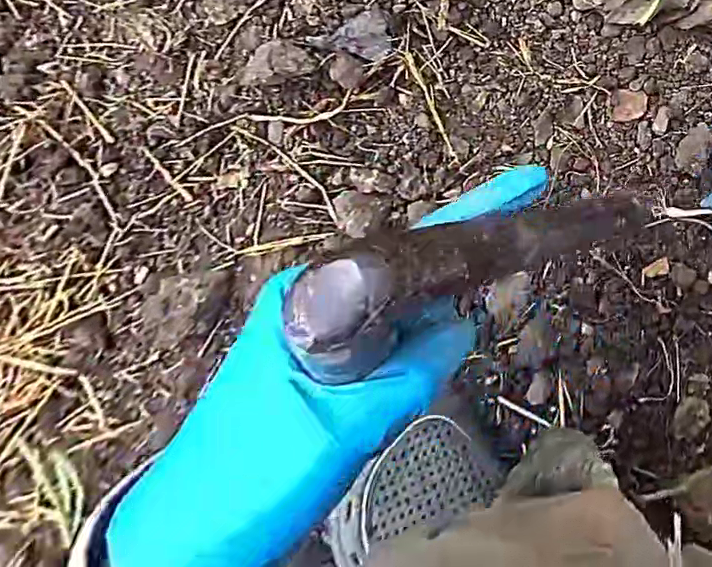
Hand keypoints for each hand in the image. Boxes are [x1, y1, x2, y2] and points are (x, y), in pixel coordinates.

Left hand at [105, 165, 549, 566]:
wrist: (181, 543)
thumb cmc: (252, 472)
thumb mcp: (343, 422)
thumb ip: (411, 369)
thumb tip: (462, 325)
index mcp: (313, 293)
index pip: (413, 242)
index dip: (478, 210)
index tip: (530, 181)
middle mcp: (319, 298)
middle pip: (417, 270)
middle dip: (461, 277)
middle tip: (508, 273)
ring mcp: (323, 332)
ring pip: (408, 312)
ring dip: (434, 330)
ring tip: (418, 369)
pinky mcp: (328, 366)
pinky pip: (392, 344)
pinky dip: (417, 354)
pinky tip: (417, 375)